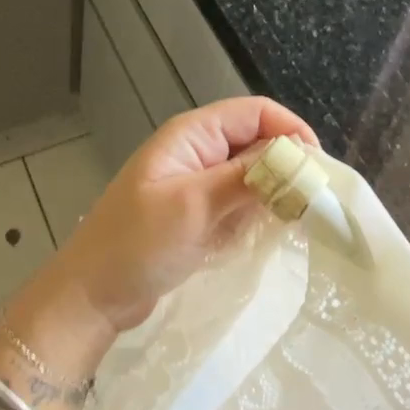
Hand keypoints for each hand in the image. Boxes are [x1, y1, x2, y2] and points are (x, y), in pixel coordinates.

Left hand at [49, 96, 317, 332]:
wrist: (91, 297)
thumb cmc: (137, 244)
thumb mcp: (195, 206)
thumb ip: (247, 177)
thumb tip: (297, 157)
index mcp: (192, 135)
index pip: (255, 112)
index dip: (290, 130)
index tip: (318, 168)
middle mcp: (198, 151)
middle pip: (257, 140)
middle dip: (288, 164)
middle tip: (316, 199)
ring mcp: (198, 184)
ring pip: (253, 173)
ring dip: (276, 191)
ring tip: (300, 218)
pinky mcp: (199, 214)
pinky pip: (241, 202)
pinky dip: (260, 213)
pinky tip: (274, 233)